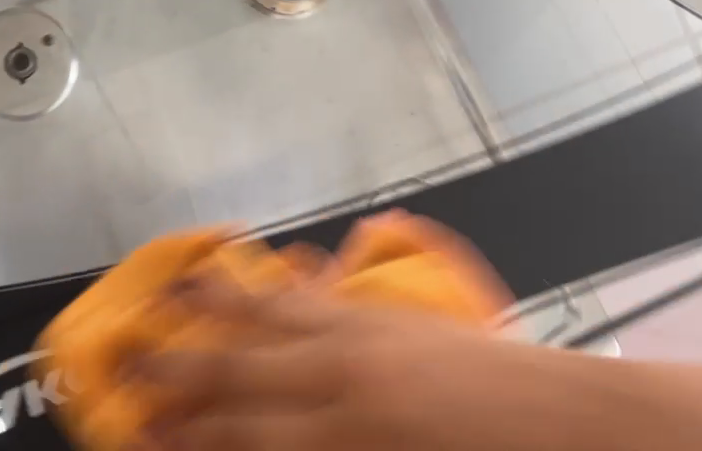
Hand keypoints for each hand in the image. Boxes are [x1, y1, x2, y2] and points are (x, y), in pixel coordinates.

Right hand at [133, 277, 585, 450]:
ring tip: (169, 288)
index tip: (141, 431)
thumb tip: (258, 443)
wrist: (577, 431)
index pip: (241, 434)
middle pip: (238, 368)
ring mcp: (361, 331)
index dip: (185, 435)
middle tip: (125, 359)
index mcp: (346, 434)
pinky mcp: (386, 312)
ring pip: (268, 310)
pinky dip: (278, 281)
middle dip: (176, 367)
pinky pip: (315, 290)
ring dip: (213, 301)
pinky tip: (261, 267)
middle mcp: (340, 372)